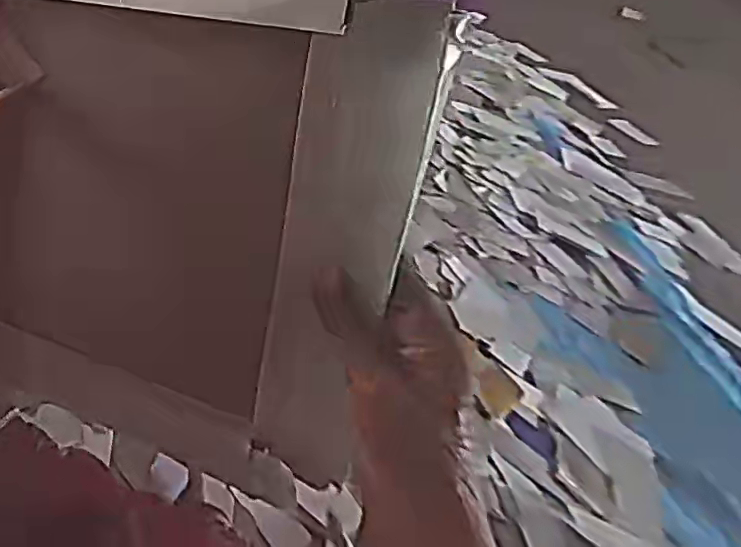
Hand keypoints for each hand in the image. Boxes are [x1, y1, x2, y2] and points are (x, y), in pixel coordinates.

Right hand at [314, 265, 484, 545]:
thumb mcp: (373, 373)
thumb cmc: (413, 448)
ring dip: (340, 309)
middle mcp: (424, 348)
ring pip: (368, 323)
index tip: (335, 232)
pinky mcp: (384, 389)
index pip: (401, 273)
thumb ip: (349, 320)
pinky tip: (313, 330)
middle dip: (349, 280)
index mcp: (435, 336)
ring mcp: (405, 370)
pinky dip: (337, 335)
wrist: (414, 508)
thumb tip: (328, 272)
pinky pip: (358, 346)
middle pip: (382, 298)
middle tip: (311, 257)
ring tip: (306, 288)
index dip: (368, 251)